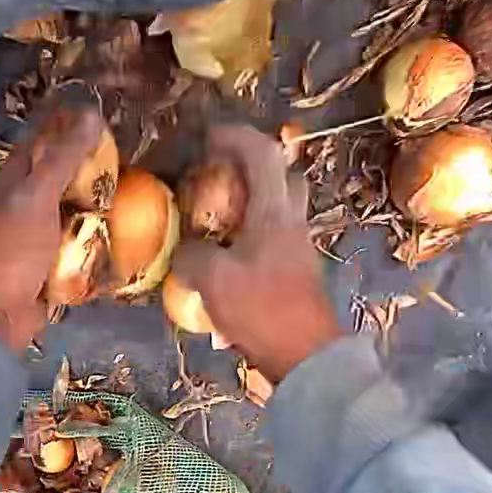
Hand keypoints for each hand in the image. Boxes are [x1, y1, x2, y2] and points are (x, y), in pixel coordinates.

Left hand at [0, 96, 103, 350]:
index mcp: (13, 179)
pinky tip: (120, 230)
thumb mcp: (36, 198)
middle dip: (90, 165)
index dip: (69, 125)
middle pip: (60, 173)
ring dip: (96, 200)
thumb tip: (92, 116)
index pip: (43, 139)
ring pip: (71, 206)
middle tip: (127, 157)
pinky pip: (77, 238)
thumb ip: (62, 159)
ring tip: (131, 190)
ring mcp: (37, 232)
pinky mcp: (50, 259)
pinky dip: (95, 233)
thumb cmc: (13, 251)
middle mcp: (24, 201)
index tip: (105, 118)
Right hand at [173, 124, 341, 378]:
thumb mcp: (213, 280)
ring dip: (252, 201)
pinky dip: (252, 231)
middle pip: (280, 176)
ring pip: (279, 207)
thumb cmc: (261, 310)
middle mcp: (292, 222)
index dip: (235, 136)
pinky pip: (275, 235)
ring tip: (219, 215)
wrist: (306, 357)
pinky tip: (230, 252)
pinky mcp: (298, 271)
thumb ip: (192, 256)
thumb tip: (184, 250)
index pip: (262, 155)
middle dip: (250, 166)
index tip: (208, 136)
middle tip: (218, 176)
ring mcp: (299, 247)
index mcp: (274, 213)